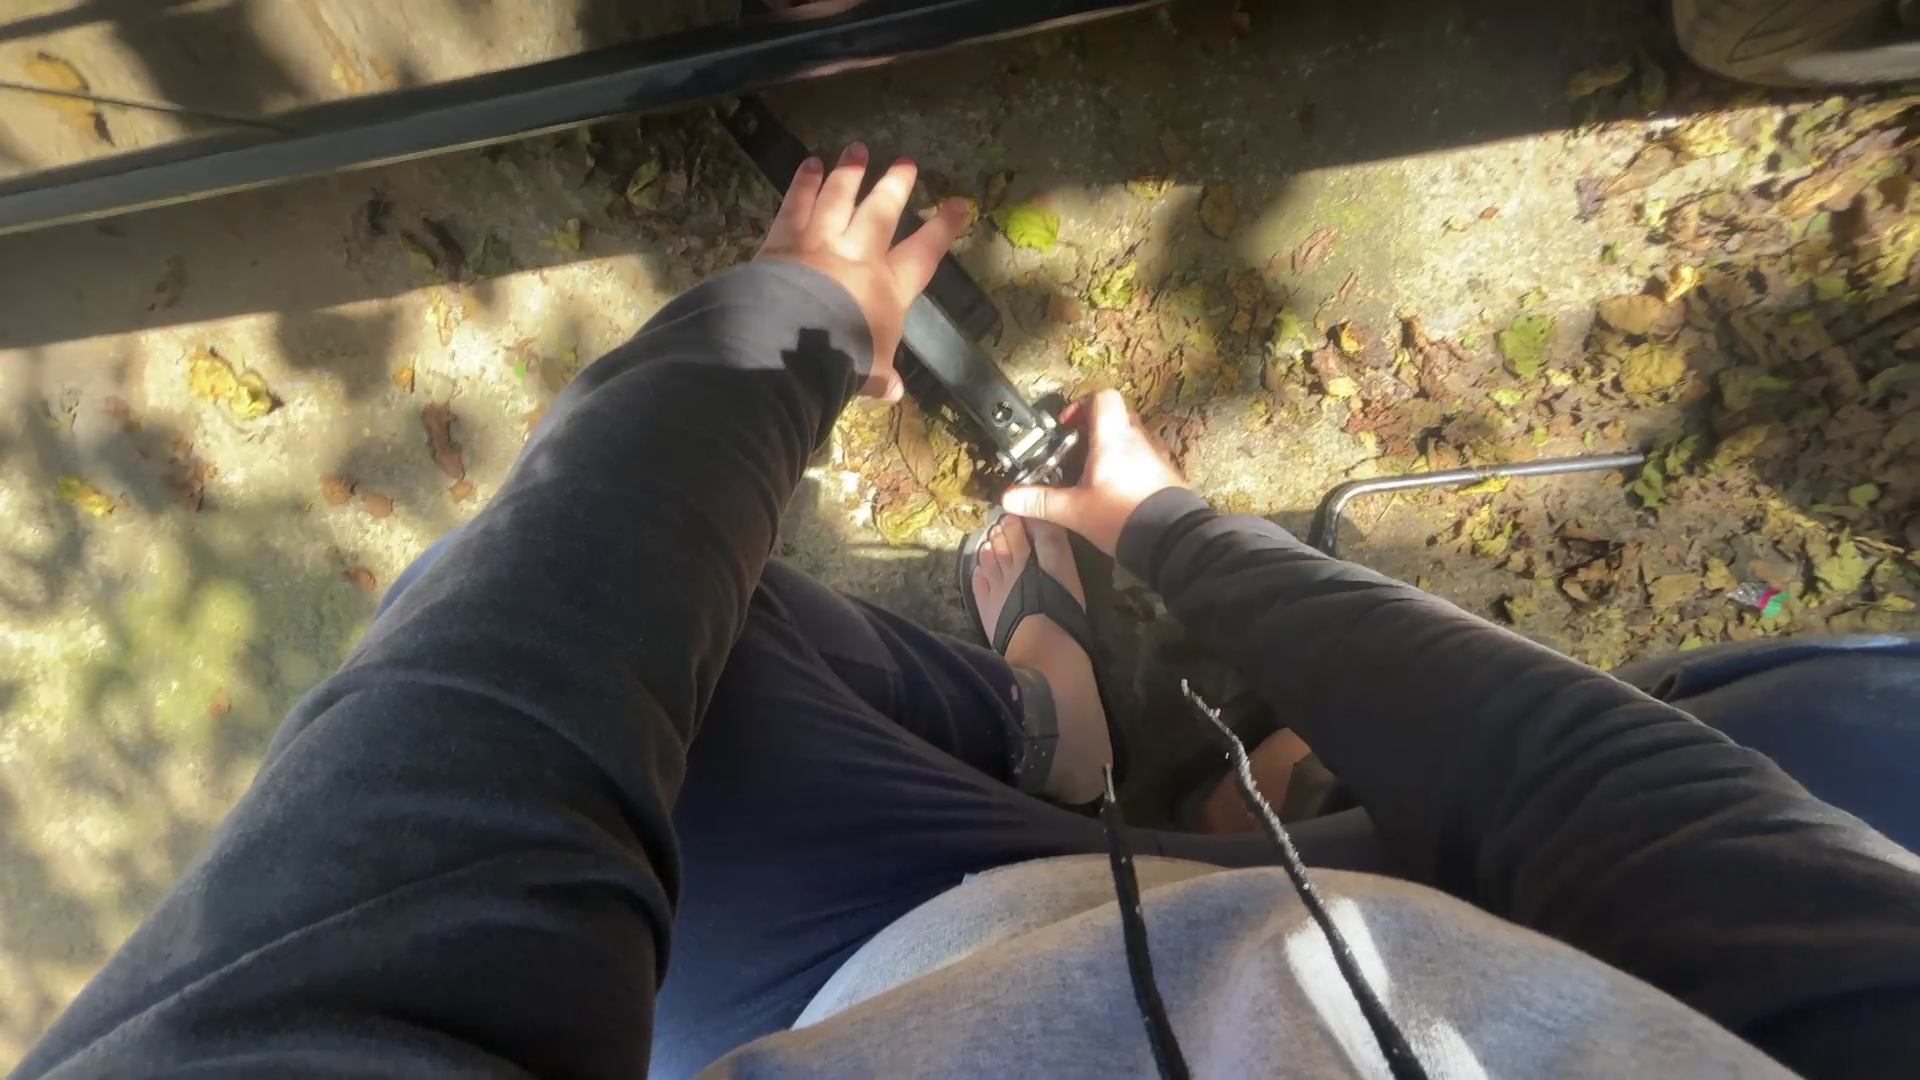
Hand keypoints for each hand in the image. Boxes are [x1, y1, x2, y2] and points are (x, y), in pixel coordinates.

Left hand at [757, 142, 971, 400]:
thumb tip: (893, 391)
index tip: (960, 206)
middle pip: (880, 213)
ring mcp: (820, 242)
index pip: (923, 254)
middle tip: (906, 163)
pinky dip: (804, 183)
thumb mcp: (869, 373)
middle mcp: (858, 256)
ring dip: (849, 173)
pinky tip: (810, 164)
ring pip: (839, 199)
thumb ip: (880, 377)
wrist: (793, 341)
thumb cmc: (842, 358)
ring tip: (857, 149)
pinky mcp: (784, 239)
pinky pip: (796, 204)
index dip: (943, 229)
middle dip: (895, 187)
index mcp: (888, 289)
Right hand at [1001, 390, 1187, 556]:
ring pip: (1130, 437)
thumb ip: (1041, 501)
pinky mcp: (1166, 473)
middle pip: (1116, 416)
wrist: (1171, 540)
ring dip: (1111, 448)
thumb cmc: (1120, 516)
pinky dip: (1128, 466)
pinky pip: (1143, 458)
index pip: (1103, 397)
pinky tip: (1115, 492)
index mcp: (1113, 438)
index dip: (1082, 405)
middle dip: (1093, 429)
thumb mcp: (1074, 511)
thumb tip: (1007, 497)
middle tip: (1075, 452)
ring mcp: (1155, 455)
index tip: (1066, 427)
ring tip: (1092, 476)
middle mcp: (1137, 439)